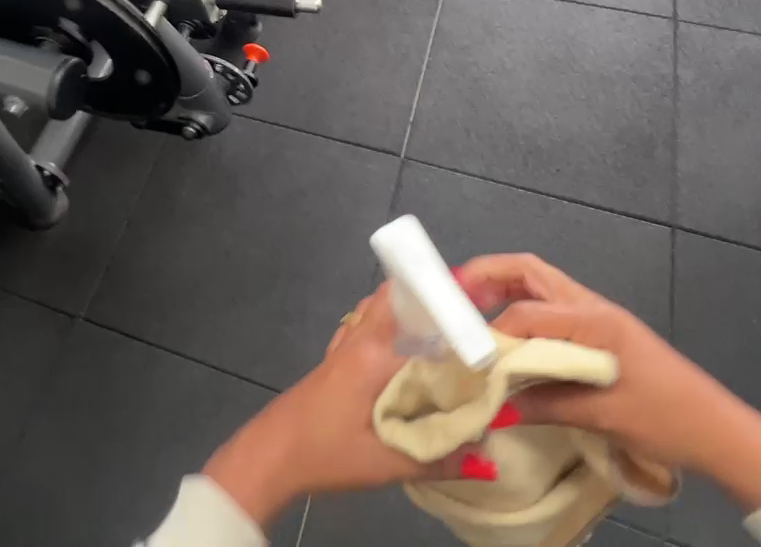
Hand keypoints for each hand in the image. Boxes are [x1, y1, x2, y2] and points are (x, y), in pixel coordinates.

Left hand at [203, 285, 479, 525]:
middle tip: (466, 315)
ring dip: (406, 309)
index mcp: (375, 354)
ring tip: (442, 327)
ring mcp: (343, 345)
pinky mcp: (334, 357)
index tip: (482, 311)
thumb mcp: (386, 463)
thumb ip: (438, 458)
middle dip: (429, 299)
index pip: (417, 317)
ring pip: (377, 308)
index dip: (450, 310)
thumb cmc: (327, 452)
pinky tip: (403, 349)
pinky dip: (387, 324)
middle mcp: (360, 338)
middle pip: (394, 297)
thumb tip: (487, 457)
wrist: (272, 452)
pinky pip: (364, 324)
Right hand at [457, 254, 760, 511]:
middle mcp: (591, 306)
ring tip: (470, 305)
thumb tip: (494, 406)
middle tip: (453, 292)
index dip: (494, 330)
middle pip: (529, 270)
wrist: (720, 431)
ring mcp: (596, 314)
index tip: (468, 353)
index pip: (528, 312)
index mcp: (593, 320)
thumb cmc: (667, 419)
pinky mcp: (599, 329)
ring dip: (502, 286)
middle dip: (488, 274)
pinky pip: (549, 304)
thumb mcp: (604, 417)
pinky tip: (507, 331)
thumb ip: (546, 403)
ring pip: (538, 282)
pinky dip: (521, 306)